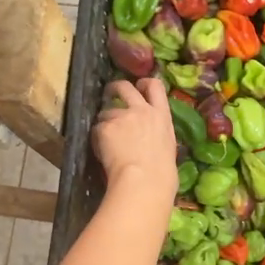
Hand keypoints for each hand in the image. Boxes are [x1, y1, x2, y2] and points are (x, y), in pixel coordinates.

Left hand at [94, 77, 176, 203]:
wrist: (144, 180)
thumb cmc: (162, 173)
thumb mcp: (168, 146)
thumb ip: (158, 133)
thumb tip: (152, 136)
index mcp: (161, 115)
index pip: (156, 86)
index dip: (145, 83)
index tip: (139, 85)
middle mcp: (141, 110)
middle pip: (125, 87)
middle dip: (115, 87)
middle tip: (110, 93)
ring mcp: (122, 117)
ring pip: (106, 112)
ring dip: (105, 122)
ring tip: (106, 141)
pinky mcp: (105, 127)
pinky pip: (97, 130)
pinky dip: (97, 139)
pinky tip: (102, 153)